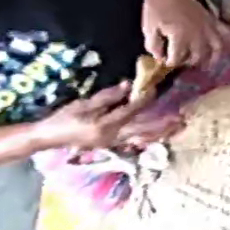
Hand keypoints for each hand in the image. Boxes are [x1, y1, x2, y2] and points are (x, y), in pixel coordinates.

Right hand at [32, 82, 172, 149]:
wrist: (45, 138)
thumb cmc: (62, 119)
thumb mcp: (82, 105)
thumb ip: (107, 97)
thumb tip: (130, 85)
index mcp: (105, 125)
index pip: (132, 110)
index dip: (145, 99)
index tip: (155, 89)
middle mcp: (113, 136)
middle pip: (144, 128)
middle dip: (164, 123)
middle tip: (183, 118)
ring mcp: (113, 142)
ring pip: (143, 136)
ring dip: (161, 131)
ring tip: (179, 126)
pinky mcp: (112, 144)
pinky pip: (136, 140)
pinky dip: (150, 136)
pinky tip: (162, 133)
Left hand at [141, 0, 228, 68]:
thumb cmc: (156, 9)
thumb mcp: (148, 29)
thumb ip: (153, 45)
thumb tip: (159, 57)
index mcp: (180, 37)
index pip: (177, 57)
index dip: (171, 62)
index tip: (165, 63)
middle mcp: (198, 36)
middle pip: (198, 55)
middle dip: (190, 62)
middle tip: (184, 64)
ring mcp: (209, 29)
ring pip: (215, 48)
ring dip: (213, 58)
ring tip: (209, 65)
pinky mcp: (214, 23)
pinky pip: (224, 35)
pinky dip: (226, 43)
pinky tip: (223, 49)